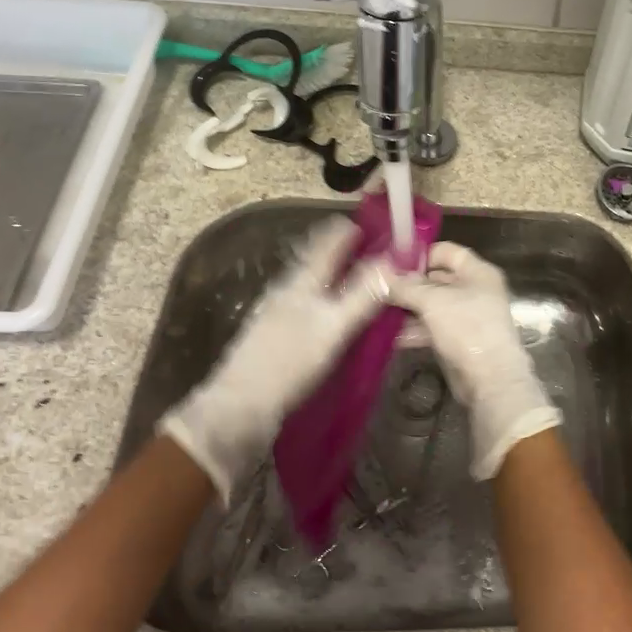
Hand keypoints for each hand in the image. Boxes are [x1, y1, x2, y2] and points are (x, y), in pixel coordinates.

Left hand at [159, 217, 388, 503]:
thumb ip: (362, 295)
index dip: (343, 231)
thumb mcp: (333, 328)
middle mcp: (284, 294)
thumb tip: (392, 260)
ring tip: (352, 280)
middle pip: (313, 265)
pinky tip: (330, 318)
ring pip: (307, 287)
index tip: (364, 221)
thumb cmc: (288, 364)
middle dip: (338, 254)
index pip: (324, 246)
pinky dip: (322, 303)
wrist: (238, 410)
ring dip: (330, 279)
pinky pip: (304, 309)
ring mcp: (275, 318)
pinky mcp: (273, 342)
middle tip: (364, 248)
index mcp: (299, 285)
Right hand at [389, 242, 561, 479]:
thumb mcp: (434, 301)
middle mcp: (474, 290)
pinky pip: (431, 327)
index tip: (392, 261)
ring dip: (407, 308)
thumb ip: (407, 287)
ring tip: (376, 309)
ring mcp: (466, 316)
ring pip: (432, 305)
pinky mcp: (457, 340)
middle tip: (377, 286)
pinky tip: (388, 334)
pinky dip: (413, 330)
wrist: (490, 378)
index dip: (421, 253)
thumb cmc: (467, 327)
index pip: (448, 251)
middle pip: (437, 279)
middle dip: (409, 283)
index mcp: (478, 272)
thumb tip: (383, 276)